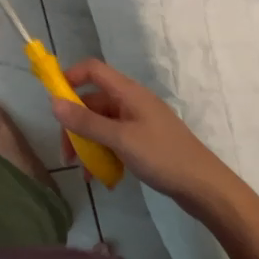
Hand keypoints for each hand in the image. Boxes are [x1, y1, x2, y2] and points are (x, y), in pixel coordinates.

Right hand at [52, 59, 218, 198]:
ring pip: (102, 126)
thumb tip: (52, 102)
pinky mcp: (144, 143)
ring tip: (84, 172)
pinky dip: (105, 155)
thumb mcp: (120, 140)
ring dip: (89, 145)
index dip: (70, 78)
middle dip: (76, 126)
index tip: (54, 101)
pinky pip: (115, 141)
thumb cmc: (163, 156)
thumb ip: (86, 122)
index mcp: (128, 92)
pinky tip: (103, 178)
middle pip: (93, 103)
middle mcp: (131, 102)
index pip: (93, 70)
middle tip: (67, 155)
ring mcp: (138, 123)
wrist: (205, 188)